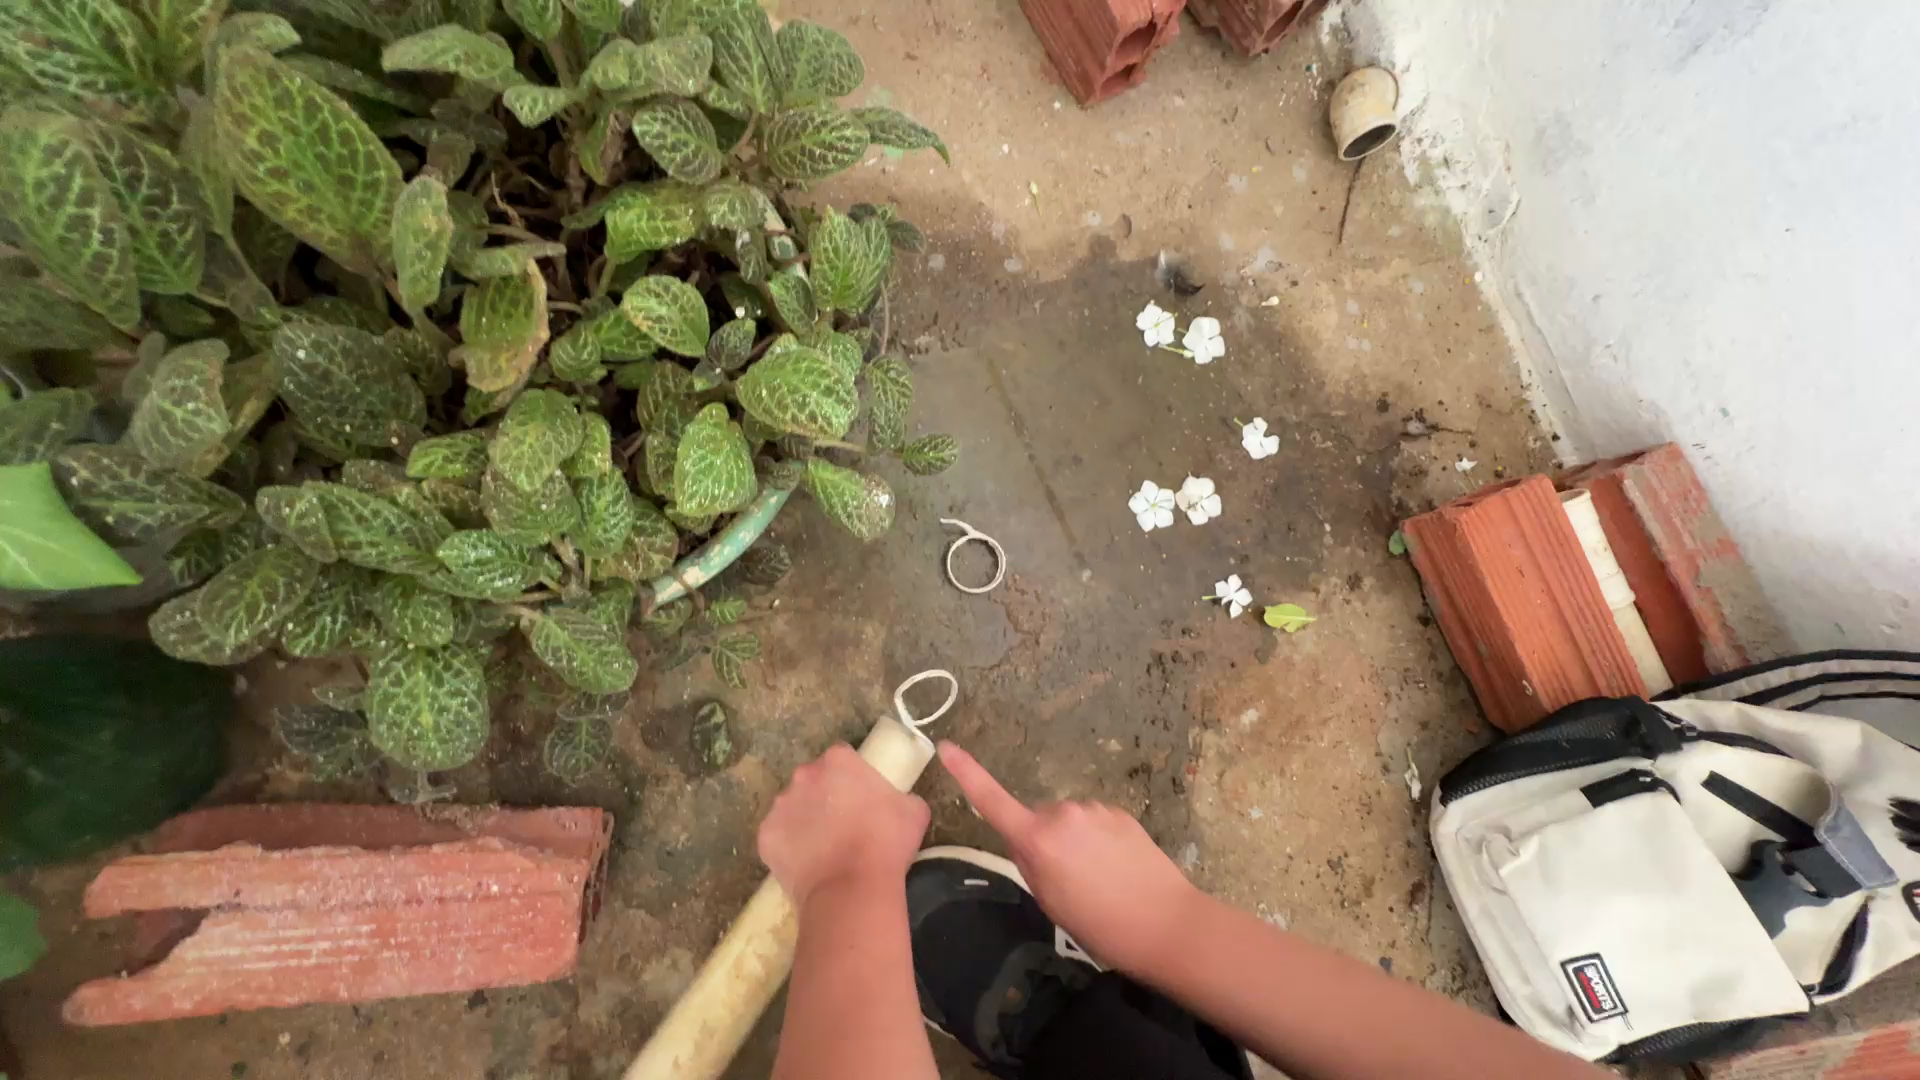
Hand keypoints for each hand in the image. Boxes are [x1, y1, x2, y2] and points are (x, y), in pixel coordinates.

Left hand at [758, 743, 930, 908]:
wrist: (852, 888)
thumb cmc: (886, 843)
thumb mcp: (913, 810)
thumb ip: (901, 796)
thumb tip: (897, 803)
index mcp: (838, 760)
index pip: (841, 758)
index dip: (851, 777)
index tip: (860, 797)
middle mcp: (804, 775)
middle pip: (813, 779)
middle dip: (825, 795)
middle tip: (843, 823)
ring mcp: (781, 805)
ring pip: (793, 806)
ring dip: (805, 819)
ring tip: (825, 847)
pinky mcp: (766, 835)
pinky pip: (779, 835)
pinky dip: (789, 846)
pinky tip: (808, 863)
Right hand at [938, 741, 1202, 973]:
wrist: (1166, 923)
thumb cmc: (1101, 925)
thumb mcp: (1050, 903)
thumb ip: (1030, 864)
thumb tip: (1025, 841)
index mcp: (1038, 839)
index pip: (992, 801)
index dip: (966, 773)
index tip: (946, 746)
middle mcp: (1062, 813)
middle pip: (1038, 819)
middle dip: (1044, 841)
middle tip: (1068, 882)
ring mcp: (1094, 808)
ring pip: (1068, 822)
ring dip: (1074, 842)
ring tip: (1099, 881)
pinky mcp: (1119, 812)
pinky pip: (1094, 822)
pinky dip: (1098, 841)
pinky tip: (1118, 870)